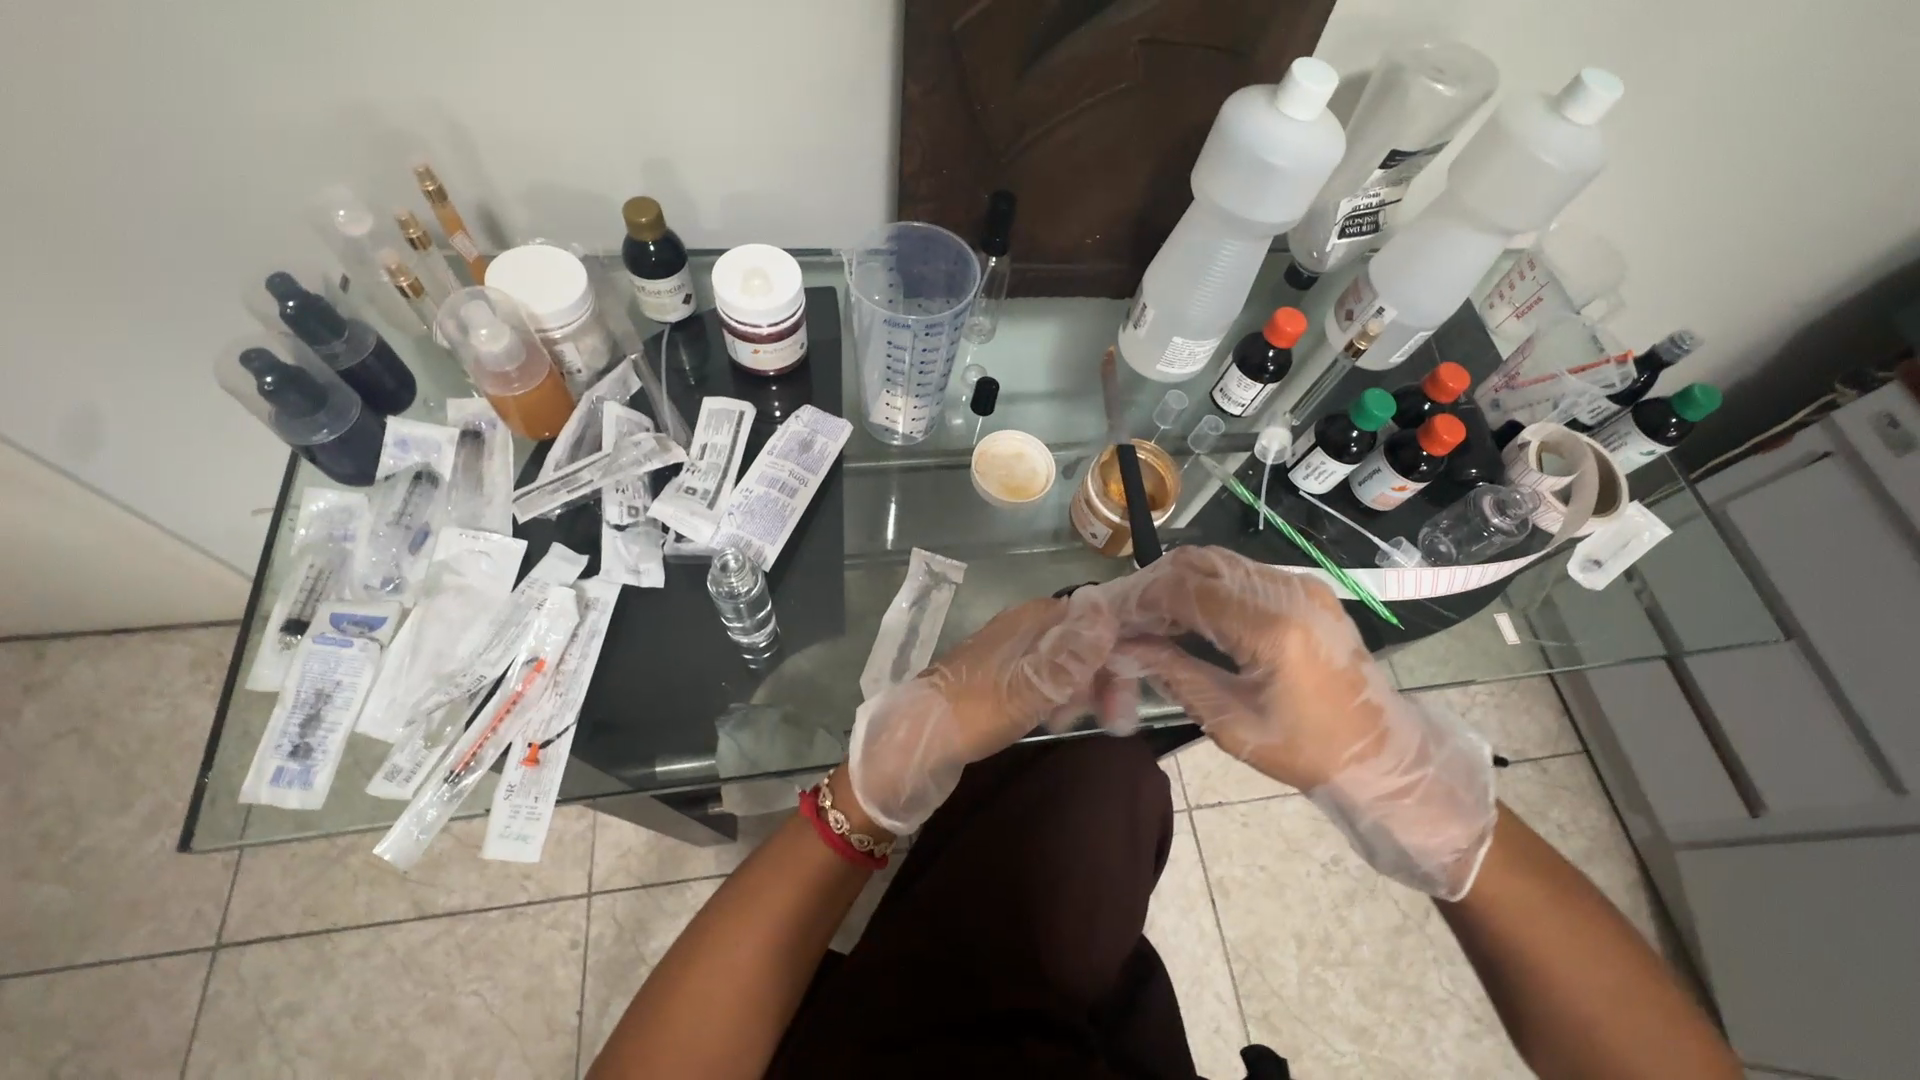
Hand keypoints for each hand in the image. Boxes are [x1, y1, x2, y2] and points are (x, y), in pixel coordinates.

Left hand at [847, 589, 1118, 834]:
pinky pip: (1047, 678)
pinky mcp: (1003, 678)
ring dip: (1088, 688)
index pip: (1094, 613)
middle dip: (1107, 672)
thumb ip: (1071, 655)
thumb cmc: (971, 714)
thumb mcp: (1028, 688)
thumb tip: (1110, 613)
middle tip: (1119, 716)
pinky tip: (1062, 720)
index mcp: (1032, 619)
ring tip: (1097, 721)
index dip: (1122, 639)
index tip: (1141, 675)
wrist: (912, 744)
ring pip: (1068, 661)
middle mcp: (1025, 627)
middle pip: (1084, 639)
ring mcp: (1013, 652)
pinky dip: (1063, 696)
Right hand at [1095, 546, 1496, 899]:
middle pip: (1199, 562)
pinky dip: (1202, 586)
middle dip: (1152, 585)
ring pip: (1216, 560)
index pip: (1186, 587)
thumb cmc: (1306, 750)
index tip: (1109, 619)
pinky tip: (1186, 615)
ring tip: (1148, 618)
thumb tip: (1124, 647)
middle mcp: (1287, 591)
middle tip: (1123, 617)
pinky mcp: (1304, 588)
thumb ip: (1175, 674)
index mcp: (1272, 627)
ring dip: (1175, 582)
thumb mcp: (1231, 722)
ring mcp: (1299, 584)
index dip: (1140, 598)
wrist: (1381, 752)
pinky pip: (1239, 572)